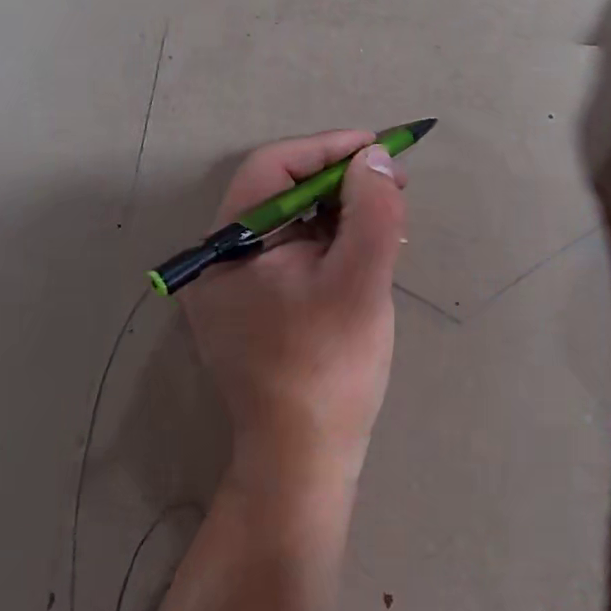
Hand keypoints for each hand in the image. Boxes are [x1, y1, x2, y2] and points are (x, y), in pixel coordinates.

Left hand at [183, 131, 407, 482]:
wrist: (302, 462)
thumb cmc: (330, 370)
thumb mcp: (359, 282)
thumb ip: (371, 212)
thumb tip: (374, 157)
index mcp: (227, 245)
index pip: (272, 169)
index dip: (326, 149)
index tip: (377, 148)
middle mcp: (218, 258)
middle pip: (280, 193)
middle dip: (338, 182)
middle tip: (392, 185)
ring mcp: (231, 285)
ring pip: (289, 223)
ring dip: (338, 212)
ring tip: (387, 217)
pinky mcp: (251, 307)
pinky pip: (290, 254)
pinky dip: (327, 242)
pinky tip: (364, 249)